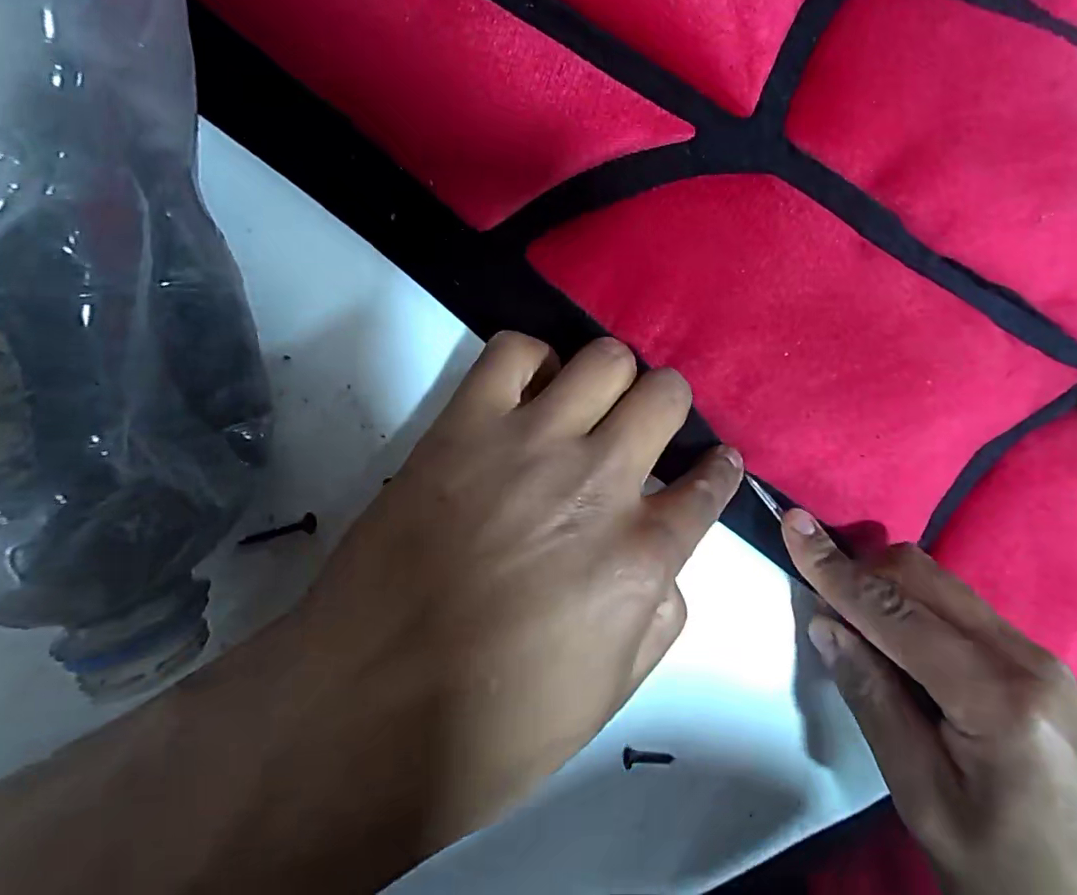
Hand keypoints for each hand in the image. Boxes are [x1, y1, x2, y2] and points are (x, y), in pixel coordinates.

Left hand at [279, 332, 741, 846]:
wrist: (355, 720)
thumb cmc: (496, 725)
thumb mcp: (615, 691)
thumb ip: (663, 614)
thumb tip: (664, 560)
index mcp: (642, 555)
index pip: (709, 482)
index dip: (720, 468)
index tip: (716, 463)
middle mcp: (598, 484)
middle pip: (666, 395)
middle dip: (670, 409)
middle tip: (646, 434)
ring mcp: (528, 447)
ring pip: (604, 359)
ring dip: (612, 381)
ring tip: (589, 411)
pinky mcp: (460, 430)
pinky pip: (514, 351)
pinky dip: (536, 363)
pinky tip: (530, 399)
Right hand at [784, 510, 1076, 894]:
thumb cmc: (1016, 877)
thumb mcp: (929, 806)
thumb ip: (877, 707)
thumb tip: (830, 627)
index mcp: (997, 695)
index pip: (896, 612)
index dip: (836, 568)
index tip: (795, 525)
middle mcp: (1023, 654)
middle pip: (926, 578)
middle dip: (863, 571)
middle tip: (816, 591)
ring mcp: (1039, 655)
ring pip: (946, 589)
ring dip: (890, 590)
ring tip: (851, 622)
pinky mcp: (1043, 667)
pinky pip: (966, 614)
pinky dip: (920, 613)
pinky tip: (901, 648)